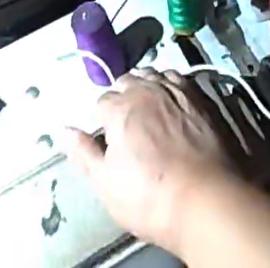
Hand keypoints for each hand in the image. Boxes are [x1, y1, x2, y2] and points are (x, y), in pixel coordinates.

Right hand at [63, 69, 240, 250]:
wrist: (205, 194)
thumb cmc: (149, 195)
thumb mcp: (105, 182)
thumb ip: (83, 152)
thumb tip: (64, 130)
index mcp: (121, 107)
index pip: (102, 101)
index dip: (102, 118)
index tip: (107, 136)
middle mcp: (148, 89)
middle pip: (128, 81)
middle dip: (122, 96)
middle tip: (125, 123)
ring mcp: (177, 88)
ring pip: (153, 75)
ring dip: (145, 86)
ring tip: (146, 109)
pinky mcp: (200, 94)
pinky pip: (178, 78)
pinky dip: (169, 85)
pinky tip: (172, 102)